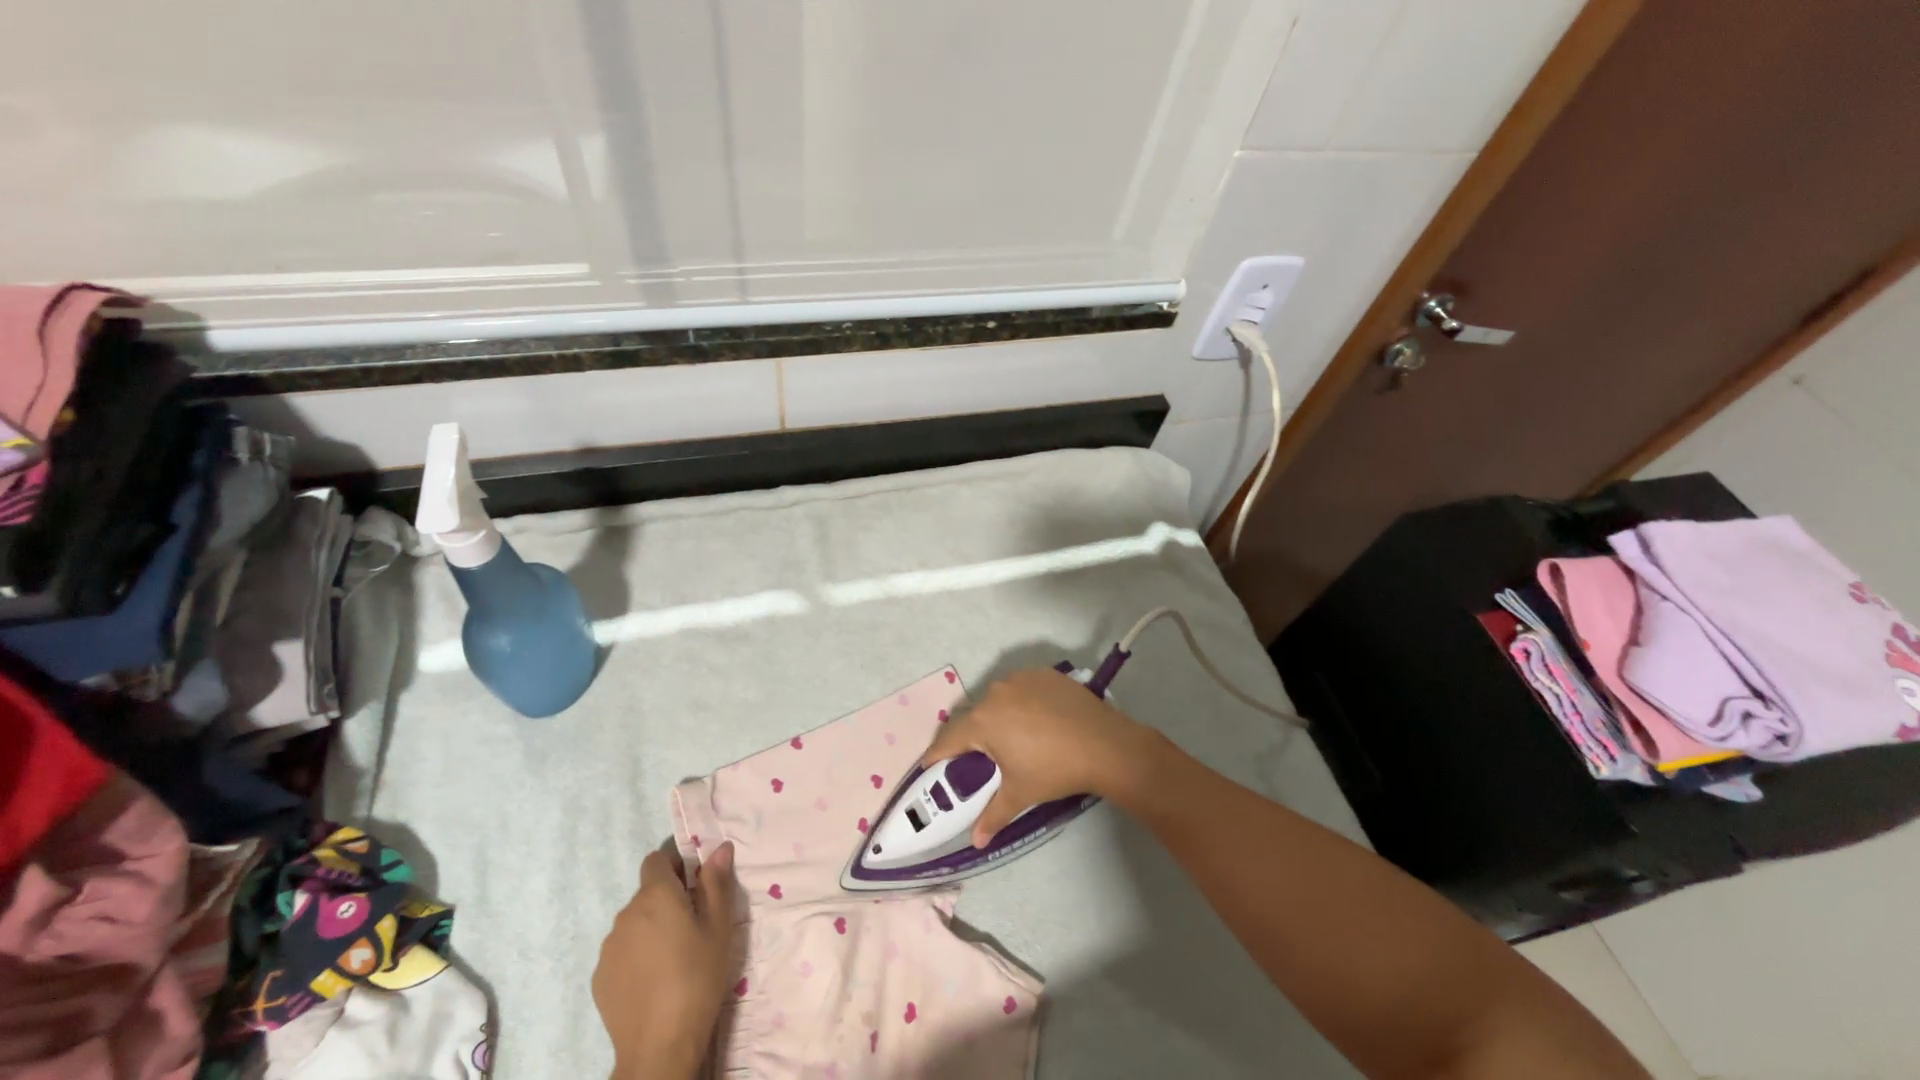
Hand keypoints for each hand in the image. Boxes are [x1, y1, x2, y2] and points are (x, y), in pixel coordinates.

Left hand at [593, 841, 738, 1079]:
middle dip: (667, 902)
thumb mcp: (719, 928)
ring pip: (634, 924)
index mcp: (656, 896)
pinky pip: (622, 953)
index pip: (657, 859)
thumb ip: (717, 883)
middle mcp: (626, 913)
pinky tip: (654, 983)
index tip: (694, 886)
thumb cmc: (698, 978)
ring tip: (674, 961)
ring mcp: (609, 946)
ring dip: (651, 930)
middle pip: (647, 894)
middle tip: (693, 930)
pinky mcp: (599, 976)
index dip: (676, 866)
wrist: (660, 1044)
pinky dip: (637, 958)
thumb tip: (719, 848)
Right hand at [920, 667, 1162, 845]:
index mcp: (983, 722)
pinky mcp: (1043, 674)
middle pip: (973, 718)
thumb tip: (976, 841)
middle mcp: (995, 694)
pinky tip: (1035, 721)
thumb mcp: (1020, 793)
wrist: (1106, 745)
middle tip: (978, 761)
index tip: (930, 766)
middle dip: (971, 739)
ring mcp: (1021, 679)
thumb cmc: (1055, 770)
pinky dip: (1021, 703)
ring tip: (1011, 741)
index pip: (948, 740)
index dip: (936, 755)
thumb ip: (992, 815)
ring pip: (997, 700)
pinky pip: (1021, 689)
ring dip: (997, 718)